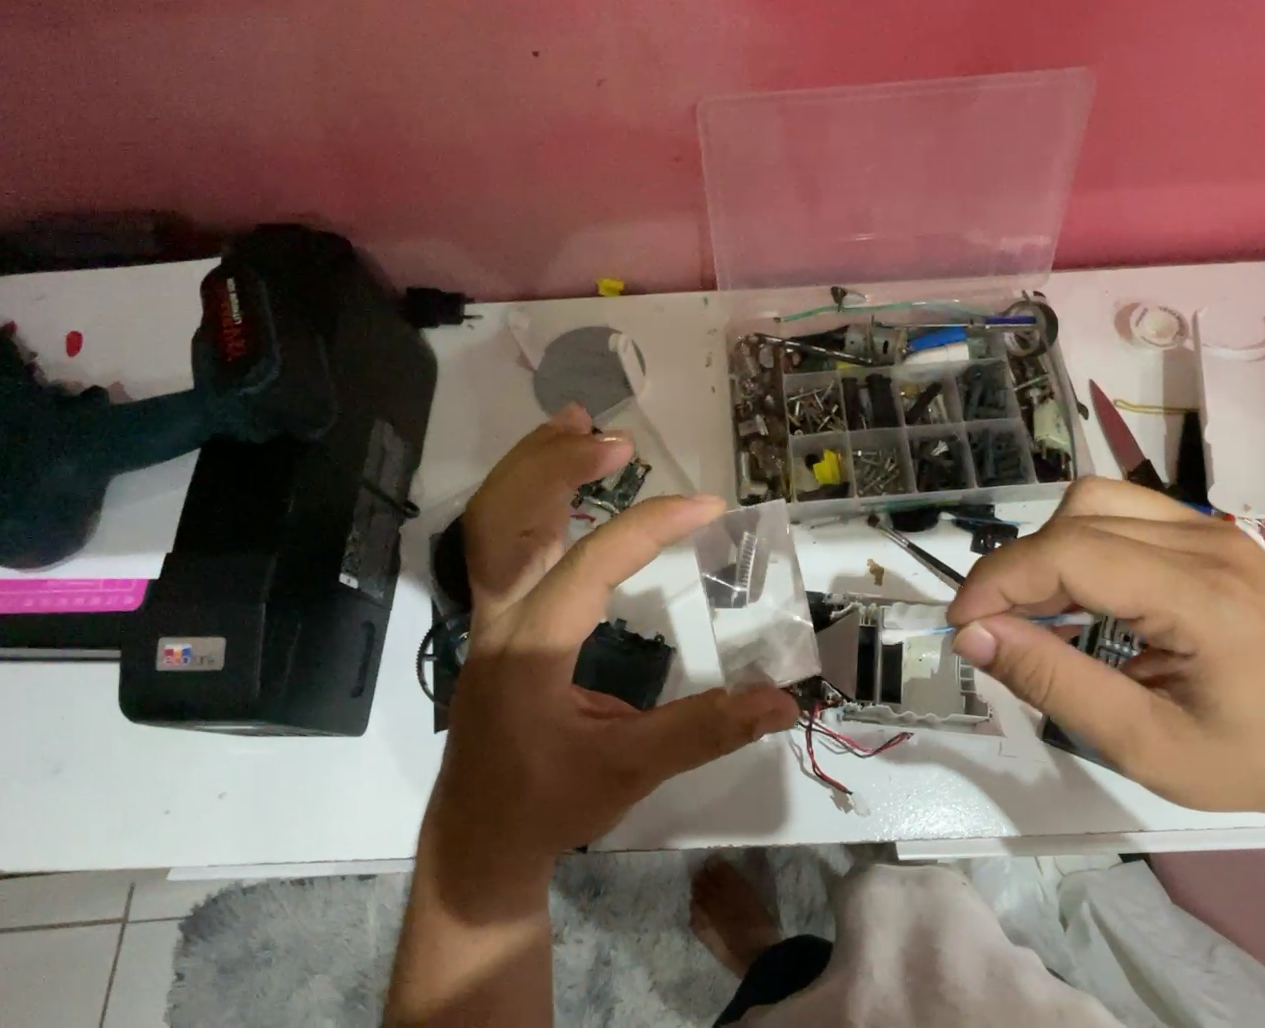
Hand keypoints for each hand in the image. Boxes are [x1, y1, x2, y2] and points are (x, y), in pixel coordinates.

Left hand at [432, 413, 799, 897]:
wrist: (479, 841)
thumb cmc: (549, 803)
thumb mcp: (631, 768)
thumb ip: (706, 730)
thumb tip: (784, 700)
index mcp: (533, 646)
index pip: (593, 562)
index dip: (653, 525)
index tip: (710, 506)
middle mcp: (503, 618)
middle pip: (510, 517)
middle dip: (559, 466)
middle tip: (618, 441)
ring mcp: (490, 617)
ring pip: (495, 521)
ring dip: (534, 465)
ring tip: (576, 422)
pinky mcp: (497, 623)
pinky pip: (502, 542)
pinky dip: (526, 496)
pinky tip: (556, 478)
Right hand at [947, 477, 1264, 825]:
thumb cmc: (1249, 763)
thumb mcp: (1142, 744)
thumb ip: (1053, 682)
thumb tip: (974, 634)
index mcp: (1206, 598)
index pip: (1073, 552)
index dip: (1000, 579)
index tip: (962, 626)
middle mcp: (1212, 545)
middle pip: (1079, 516)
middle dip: (1018, 568)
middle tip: (998, 629)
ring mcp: (1217, 534)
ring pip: (1096, 503)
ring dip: (1048, 551)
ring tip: (1037, 614)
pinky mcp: (1213, 538)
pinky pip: (1123, 515)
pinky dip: (1080, 547)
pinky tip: (1080, 599)